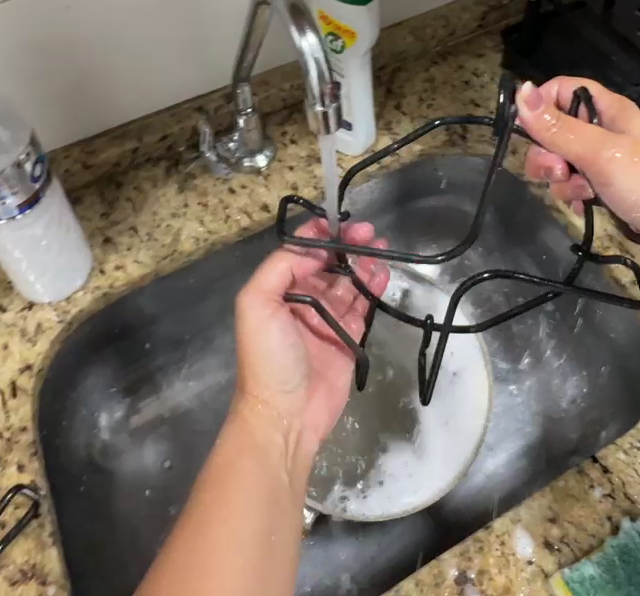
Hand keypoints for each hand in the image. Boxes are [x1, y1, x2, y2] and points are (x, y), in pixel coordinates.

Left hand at [230, 220, 390, 477]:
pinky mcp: (349, 338)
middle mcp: (303, 299)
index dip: (321, 234)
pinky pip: (363, 306)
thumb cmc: (268, 357)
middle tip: (369, 233)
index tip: (341, 222)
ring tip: (381, 249)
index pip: (302, 252)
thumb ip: (281, 266)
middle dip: (348, 244)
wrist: (285, 416)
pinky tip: (382, 273)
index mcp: (279, 289)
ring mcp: (328, 319)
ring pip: (349, 281)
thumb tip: (315, 248)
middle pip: (330, 263)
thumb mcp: (257, 303)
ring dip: (364, 262)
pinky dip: (373, 287)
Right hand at [514, 76, 639, 281]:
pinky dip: (574, 195)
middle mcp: (608, 131)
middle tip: (558, 172)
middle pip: (557, 129)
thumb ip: (557, 127)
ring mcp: (612, 162)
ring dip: (561, 179)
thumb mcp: (601, 153)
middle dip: (547, 152)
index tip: (531, 131)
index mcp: (609, 110)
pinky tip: (583, 208)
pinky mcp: (615, 191)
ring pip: (564, 161)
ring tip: (579, 195)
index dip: (541, 105)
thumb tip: (520, 90)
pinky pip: (579, 185)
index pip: (562, 90)